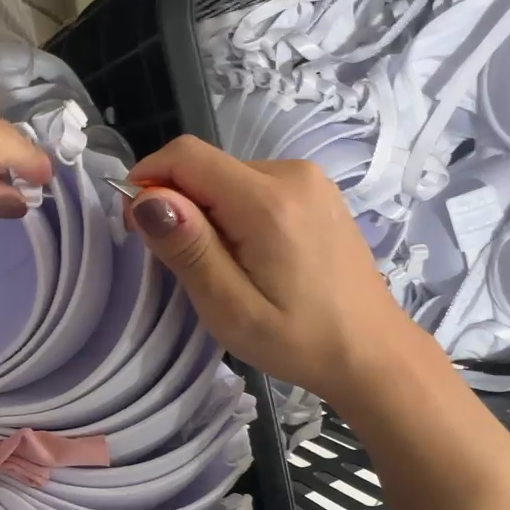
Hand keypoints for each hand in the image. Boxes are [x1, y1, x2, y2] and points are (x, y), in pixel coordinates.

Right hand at [125, 136, 434, 407]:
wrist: (371, 353)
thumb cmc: (297, 340)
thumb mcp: (230, 307)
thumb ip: (188, 248)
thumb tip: (145, 199)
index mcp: (268, 201)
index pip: (185, 156)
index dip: (148, 181)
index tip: (138, 228)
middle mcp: (291, 174)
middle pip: (205, 166)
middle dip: (176, 203)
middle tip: (180, 263)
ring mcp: (309, 181)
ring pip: (226, 176)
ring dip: (204, 211)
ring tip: (217, 266)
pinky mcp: (315, 193)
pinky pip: (251, 187)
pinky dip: (230, 213)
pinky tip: (245, 256)